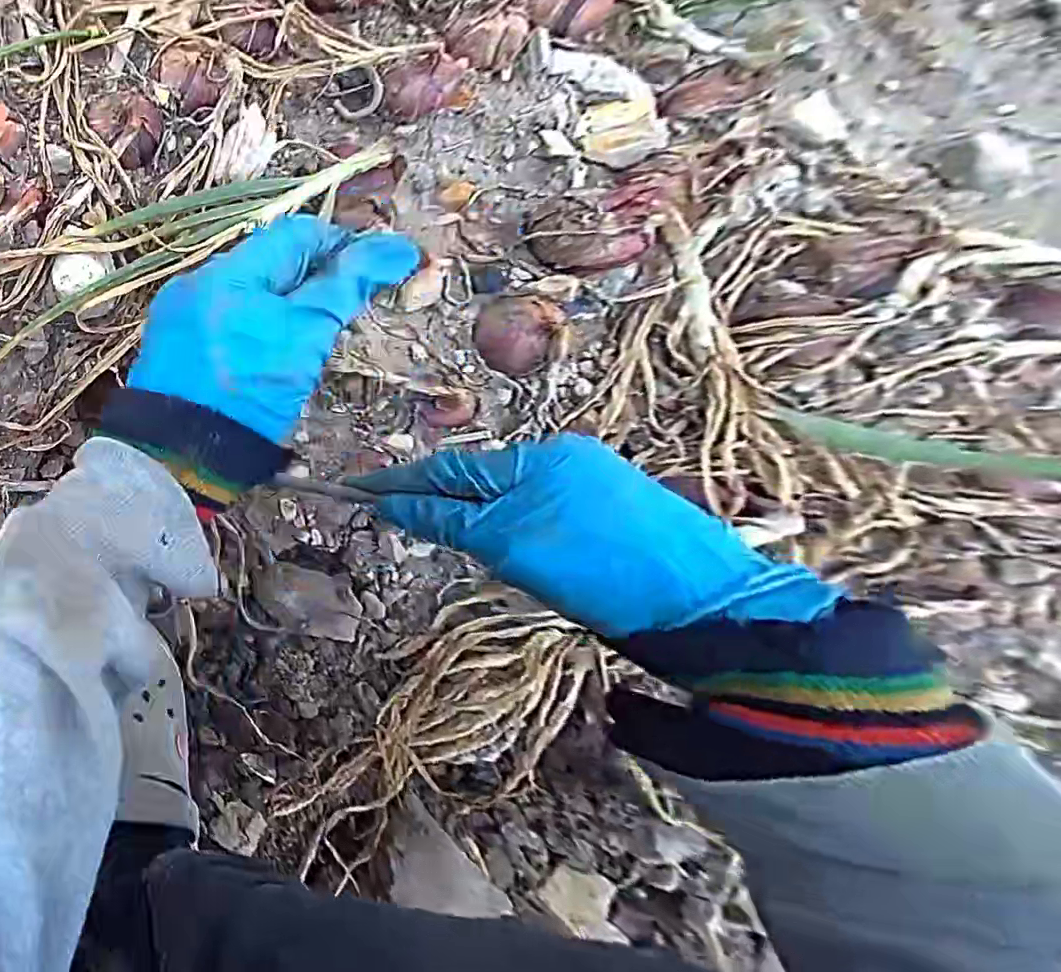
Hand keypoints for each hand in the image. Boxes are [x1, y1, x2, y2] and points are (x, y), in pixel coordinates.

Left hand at [126, 215, 417, 442]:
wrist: (180, 457)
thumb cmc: (247, 398)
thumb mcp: (305, 339)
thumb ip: (346, 288)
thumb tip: (395, 249)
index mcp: (227, 273)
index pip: (295, 234)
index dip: (339, 247)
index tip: (366, 275)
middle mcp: (196, 284)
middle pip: (268, 262)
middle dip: (309, 280)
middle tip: (339, 312)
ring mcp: (178, 314)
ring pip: (246, 293)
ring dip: (281, 305)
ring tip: (304, 339)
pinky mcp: (172, 344)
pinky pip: (222, 319)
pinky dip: (250, 326)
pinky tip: (265, 355)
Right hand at [347, 435, 839, 636]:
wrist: (711, 608)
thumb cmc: (598, 573)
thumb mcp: (507, 546)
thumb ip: (444, 519)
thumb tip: (390, 506)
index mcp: (533, 460)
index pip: (445, 469)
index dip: (395, 481)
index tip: (353, 487)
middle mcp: (559, 456)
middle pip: (472, 477)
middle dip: (430, 496)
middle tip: (388, 513)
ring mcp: (588, 477)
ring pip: (502, 492)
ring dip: (467, 511)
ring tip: (439, 530)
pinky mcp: (610, 502)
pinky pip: (534, 503)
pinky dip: (504, 519)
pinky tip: (500, 538)